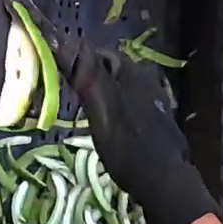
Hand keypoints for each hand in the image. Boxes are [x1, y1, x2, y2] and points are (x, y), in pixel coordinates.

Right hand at [62, 40, 216, 223]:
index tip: (59, 75)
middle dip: (88, 76)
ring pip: (119, 86)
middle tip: (67, 93)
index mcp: (131, 73)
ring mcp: (153, 99)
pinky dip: (112, 107)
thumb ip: (86, 75)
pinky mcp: (155, 118)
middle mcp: (145, 80)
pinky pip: (127, 103)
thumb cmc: (127, 145)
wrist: (163, 181)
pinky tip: (105, 124)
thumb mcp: (100, 109)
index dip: (76, 60)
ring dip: (100, 92)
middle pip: (110, 69)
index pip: (98, 53)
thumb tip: (63, 42)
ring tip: (83, 109)